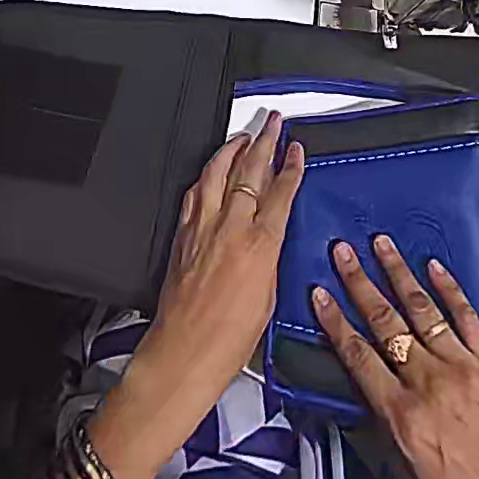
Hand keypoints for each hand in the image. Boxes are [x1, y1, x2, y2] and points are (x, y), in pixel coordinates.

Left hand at [90, 113, 304, 478]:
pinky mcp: (182, 235)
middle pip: (250, 171)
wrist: (183, 356)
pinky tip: (212, 169)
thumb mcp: (269, 295)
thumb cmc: (230, 340)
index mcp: (260, 245)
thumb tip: (269, 230)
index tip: (296, 149)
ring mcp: (203, 228)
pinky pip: (194, 193)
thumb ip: (270, 254)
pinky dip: (206, 175)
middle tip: (273, 123)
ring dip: (232, 149)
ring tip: (243, 135)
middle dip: (265, 141)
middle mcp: (231, 229)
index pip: (280, 191)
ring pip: (217, 173)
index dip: (290, 165)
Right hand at [313, 237, 478, 478]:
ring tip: (382, 245)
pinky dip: (450, 288)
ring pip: (422, 309)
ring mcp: (461, 367)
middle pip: (385, 322)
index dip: (335, 321)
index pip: (358, 355)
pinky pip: (467, 317)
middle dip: (359, 282)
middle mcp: (430, 384)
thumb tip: (374, 388)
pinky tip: (435, 266)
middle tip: (344, 253)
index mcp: (404, 416)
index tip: (321, 295)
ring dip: (398, 272)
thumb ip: (388, 420)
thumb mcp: (408, 466)